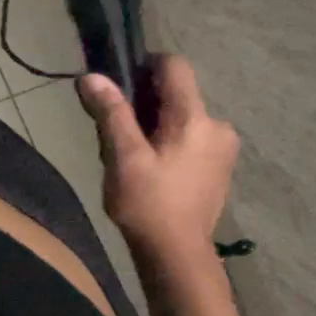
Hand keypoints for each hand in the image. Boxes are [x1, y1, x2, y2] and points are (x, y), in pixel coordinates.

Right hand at [77, 55, 238, 254]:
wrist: (176, 250)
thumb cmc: (147, 201)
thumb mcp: (122, 155)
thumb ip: (111, 113)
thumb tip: (93, 76)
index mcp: (195, 119)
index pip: (175, 67)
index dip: (144, 65)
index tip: (116, 85)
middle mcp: (217, 125)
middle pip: (175, 94)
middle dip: (141, 103)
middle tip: (114, 133)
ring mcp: (222, 145)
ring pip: (180, 116)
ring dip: (152, 123)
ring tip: (129, 154)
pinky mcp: (219, 162)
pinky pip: (188, 134)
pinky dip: (165, 138)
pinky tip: (149, 165)